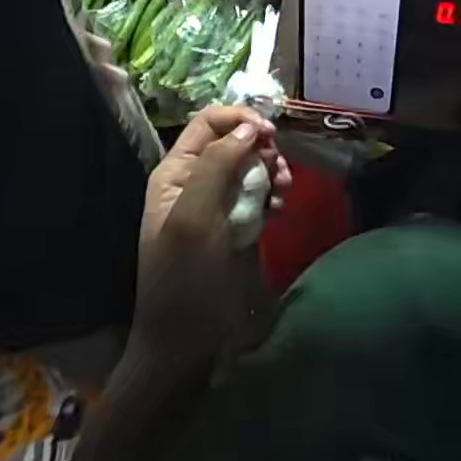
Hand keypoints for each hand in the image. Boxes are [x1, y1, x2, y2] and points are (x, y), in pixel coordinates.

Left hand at [131, 105, 289, 367]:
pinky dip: (273, 194)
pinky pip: (260, 194)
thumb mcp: (194, 217)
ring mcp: (219, 203)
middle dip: (262, 148)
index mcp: (176, 171)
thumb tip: (250, 128)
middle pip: (235, 141)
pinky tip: (280, 209)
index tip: (271, 134)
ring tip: (284, 190)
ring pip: (252, 167)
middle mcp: (196, 181)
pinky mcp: (239, 224)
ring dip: (272, 171)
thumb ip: (217, 166)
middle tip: (280, 170)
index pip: (209, 123)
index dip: (240, 119)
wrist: (186, 341)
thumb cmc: (184, 276)